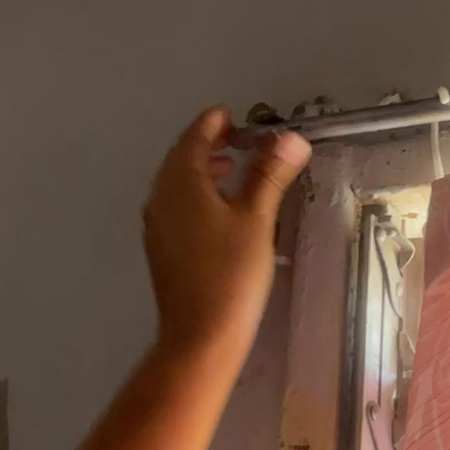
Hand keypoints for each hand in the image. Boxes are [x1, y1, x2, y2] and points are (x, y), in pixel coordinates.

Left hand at [142, 106, 311, 356]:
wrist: (200, 335)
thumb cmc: (231, 273)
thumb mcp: (257, 219)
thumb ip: (271, 174)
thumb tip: (292, 137)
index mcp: (181, 184)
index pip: (193, 139)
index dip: (212, 123)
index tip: (231, 114)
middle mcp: (161, 199)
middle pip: (180, 158)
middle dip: (206, 143)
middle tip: (236, 138)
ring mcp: (157, 225)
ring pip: (176, 183)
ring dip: (201, 169)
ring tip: (231, 168)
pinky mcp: (161, 247)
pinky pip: (175, 204)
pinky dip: (195, 192)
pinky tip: (218, 208)